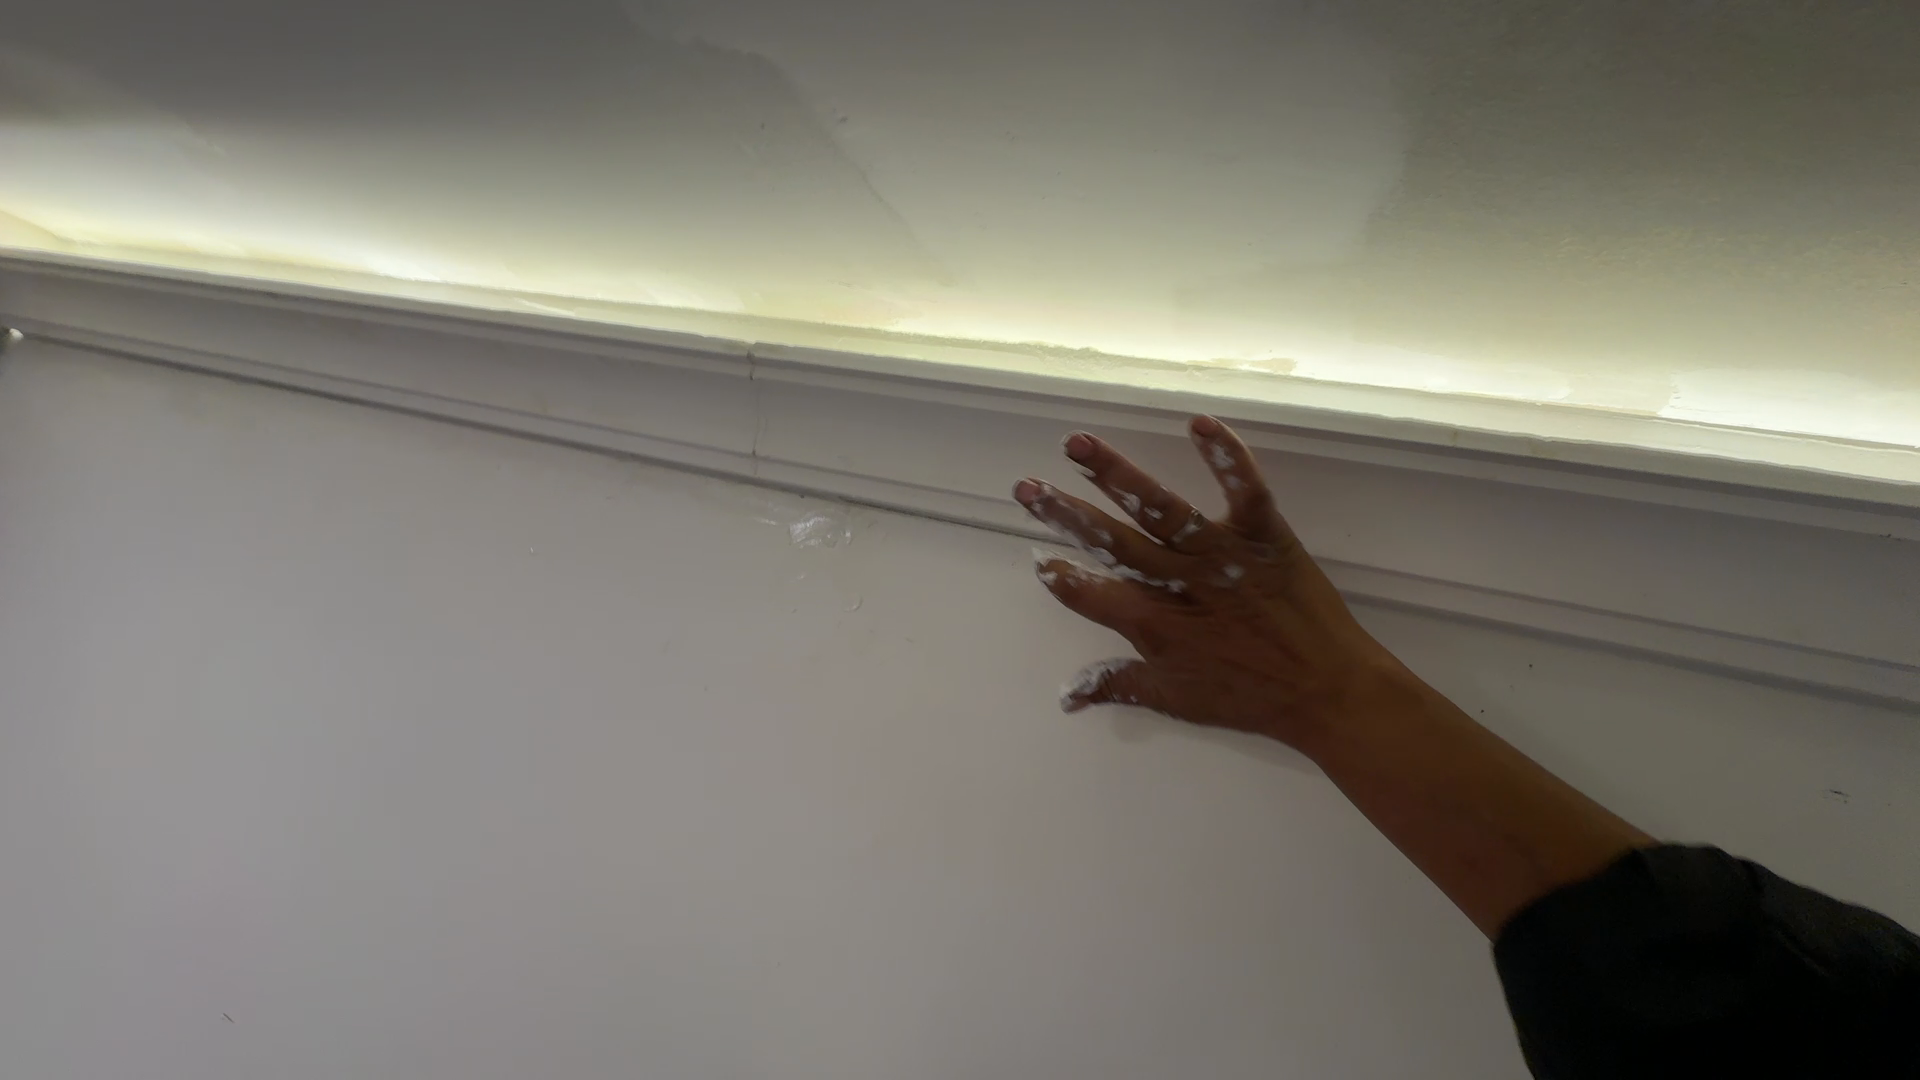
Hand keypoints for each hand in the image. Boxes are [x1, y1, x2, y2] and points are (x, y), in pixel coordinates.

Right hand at [1016, 415, 1401, 751]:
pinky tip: (1199, 424)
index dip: (1062, 580)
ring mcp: (1220, 555)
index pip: (1091, 595)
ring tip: (1077, 444)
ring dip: (1115, 474)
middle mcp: (1179, 583)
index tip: (1039, 561)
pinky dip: (1226, 459)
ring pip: (1159, 509)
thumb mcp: (1176, 700)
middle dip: (1065, 515)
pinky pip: (1244, 492)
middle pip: (1112, 543)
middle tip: (1027, 488)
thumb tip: (1066, 696)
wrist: (1328, 690)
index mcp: (1154, 625)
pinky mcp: (1262, 535)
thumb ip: (1117, 686)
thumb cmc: (1249, 696)